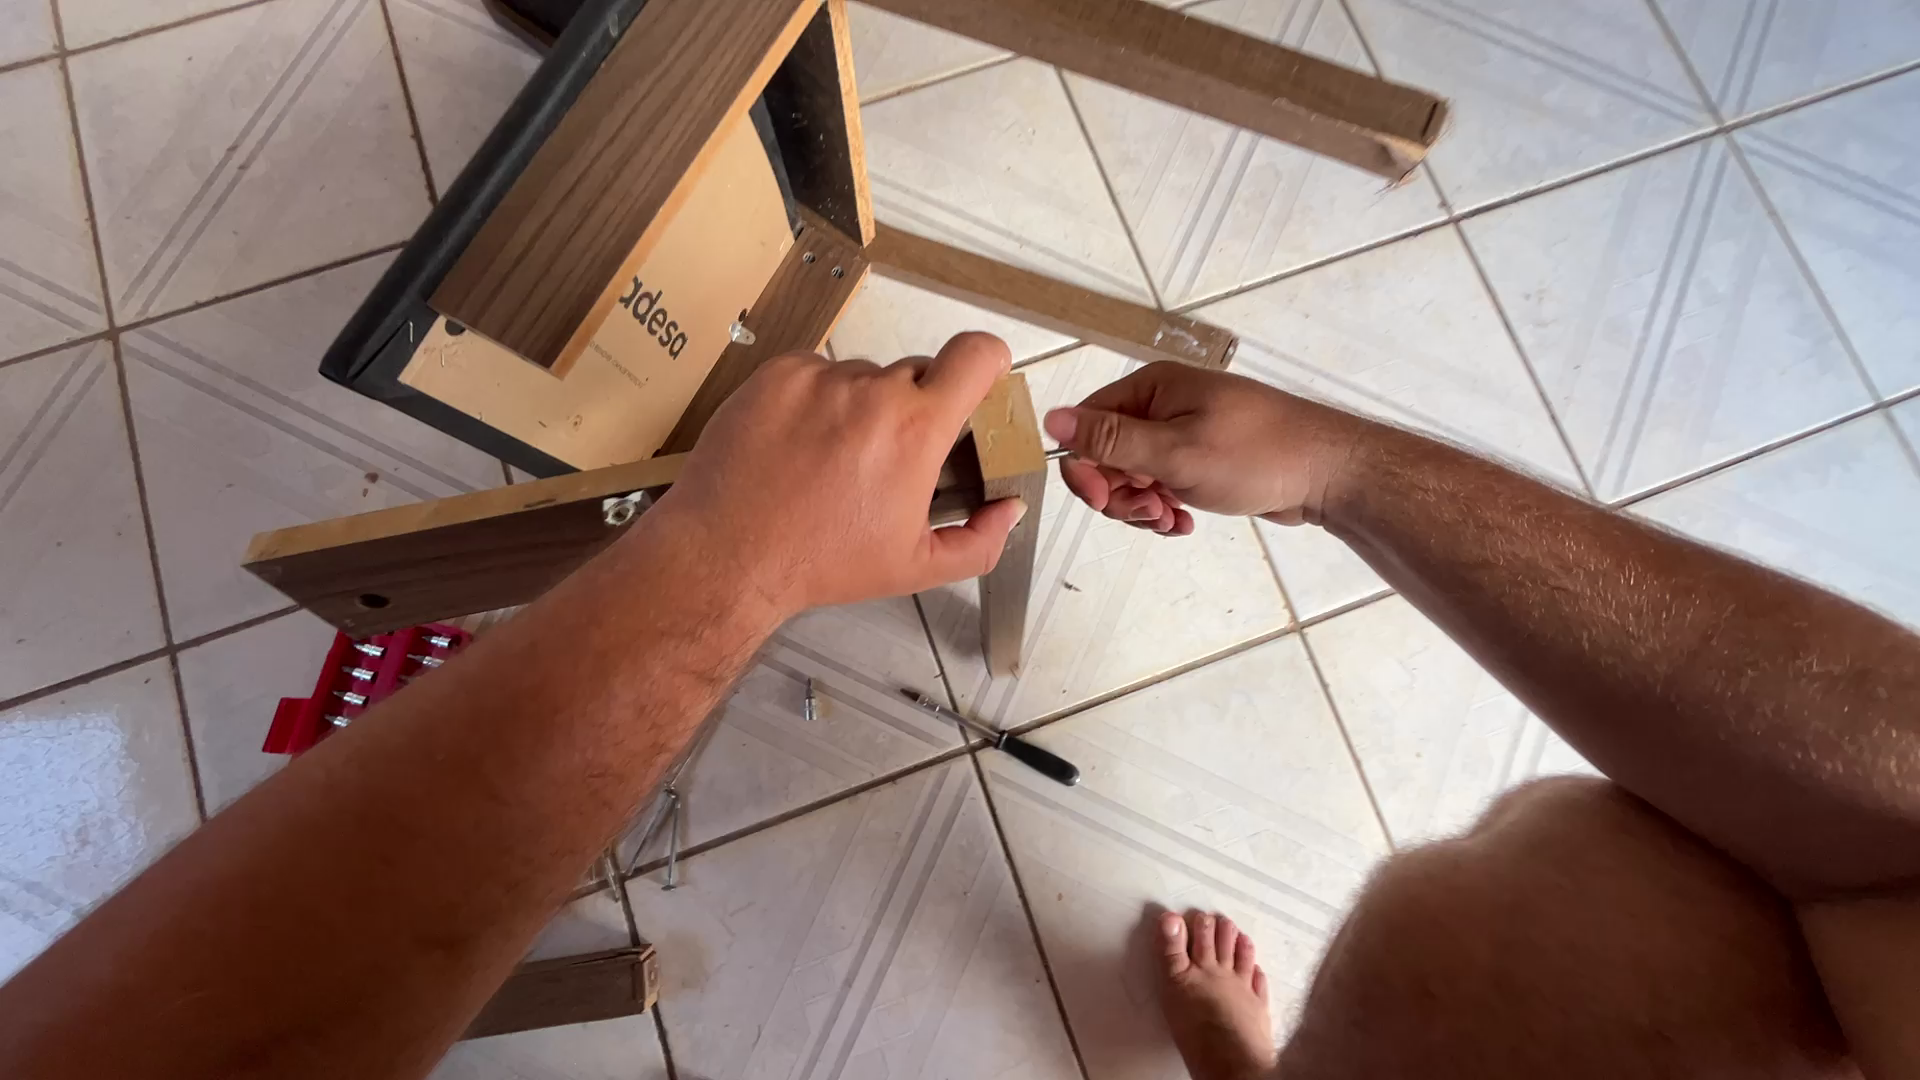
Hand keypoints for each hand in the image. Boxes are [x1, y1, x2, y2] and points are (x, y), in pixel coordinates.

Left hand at [649, 332, 1027, 619]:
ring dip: (863, 407)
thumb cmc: (820, 561)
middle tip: (891, 454)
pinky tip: (802, 445)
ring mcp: (819, 377)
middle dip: (917, 409)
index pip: (976, 354)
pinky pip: (819, 373)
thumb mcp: (913, 567)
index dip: (988, 363)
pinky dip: (820, 400)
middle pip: (918, 374)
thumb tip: (1008, 510)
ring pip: (865, 376)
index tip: (979, 384)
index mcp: (915, 431)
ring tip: (834, 458)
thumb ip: (978, 541)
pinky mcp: (778, 374)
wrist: (727, 553)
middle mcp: (870, 390)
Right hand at [1043, 362, 1367, 533]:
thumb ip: (1110, 439)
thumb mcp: (1175, 451)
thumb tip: (1049, 418)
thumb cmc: (1254, 455)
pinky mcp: (1197, 460)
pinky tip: (1182, 524)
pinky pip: (1159, 486)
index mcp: (1150, 390)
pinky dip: (1162, 508)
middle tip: (1149, 513)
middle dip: (1119, 493)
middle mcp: (1160, 407)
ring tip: (1171, 520)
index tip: (1105, 502)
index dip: (1085, 468)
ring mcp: (1180, 434)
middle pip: (1106, 456)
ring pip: (1131, 477)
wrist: (1329, 473)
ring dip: (1141, 506)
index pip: (1086, 426)